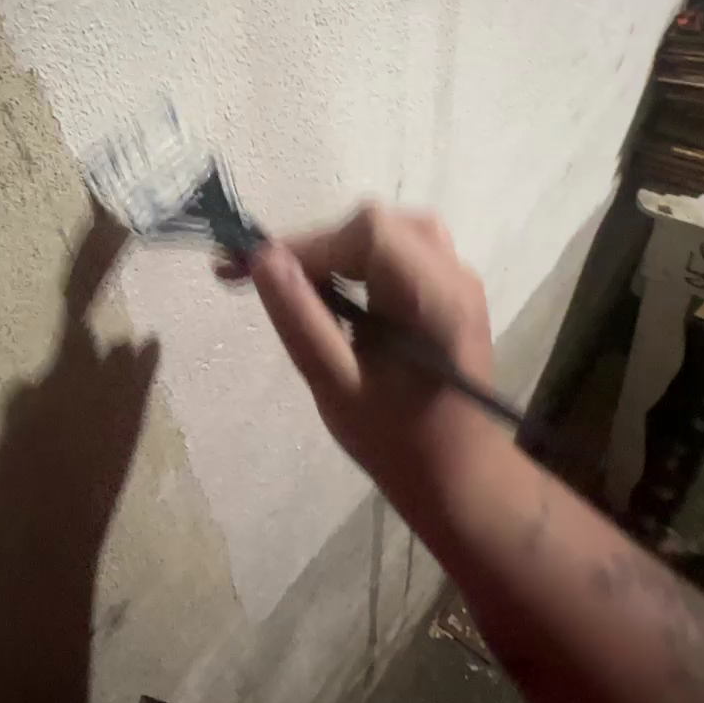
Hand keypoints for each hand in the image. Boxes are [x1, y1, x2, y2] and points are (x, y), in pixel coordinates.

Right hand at [226, 203, 507, 513]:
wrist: (457, 475)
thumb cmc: (395, 439)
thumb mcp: (335, 385)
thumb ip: (299, 318)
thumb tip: (261, 257)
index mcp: (432, 296)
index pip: (363, 233)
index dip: (302, 243)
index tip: (245, 267)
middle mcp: (453, 274)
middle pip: (374, 226)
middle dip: (316, 249)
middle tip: (271, 284)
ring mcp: (457, 279)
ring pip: (386, 232)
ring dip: (336, 253)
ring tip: (301, 290)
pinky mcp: (449, 290)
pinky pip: (399, 250)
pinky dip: (358, 262)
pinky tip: (337, 297)